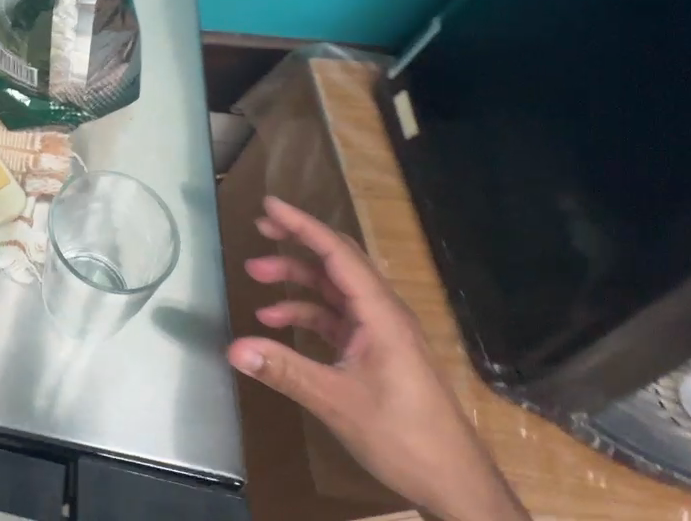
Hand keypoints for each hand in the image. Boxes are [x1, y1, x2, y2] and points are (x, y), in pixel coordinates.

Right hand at [228, 197, 528, 520]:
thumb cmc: (405, 437)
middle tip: (259, 228)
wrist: (457, 485)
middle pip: (338, 262)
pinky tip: (277, 321)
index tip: (268, 205)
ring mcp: (382, 333)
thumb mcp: (337, 402)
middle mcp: (383, 314)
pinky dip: (305, 312)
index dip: (302, 225)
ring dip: (297, 279)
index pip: (337, 254)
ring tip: (256, 276)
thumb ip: (284, 370)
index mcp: (381, 314)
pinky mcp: (377, 353)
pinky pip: (336, 317)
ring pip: (334, 289)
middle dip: (297, 242)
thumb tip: (232, 347)